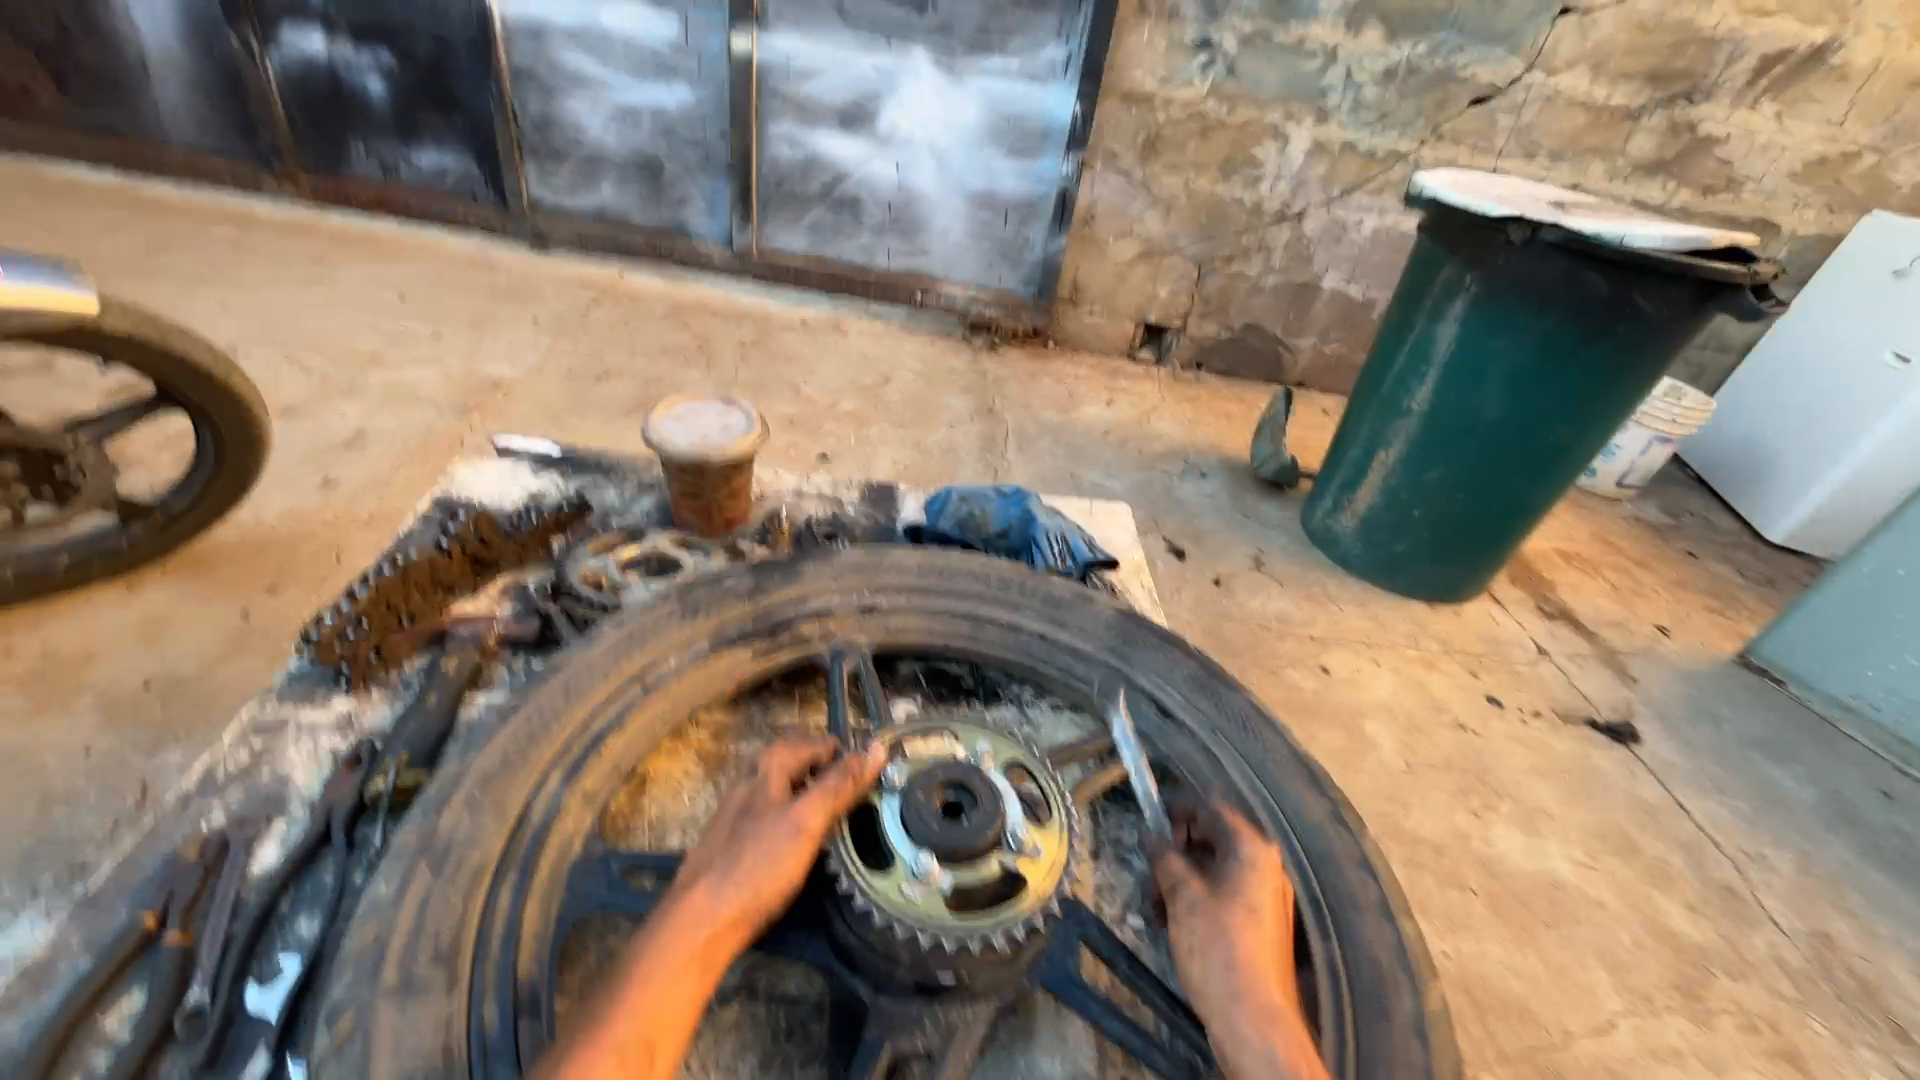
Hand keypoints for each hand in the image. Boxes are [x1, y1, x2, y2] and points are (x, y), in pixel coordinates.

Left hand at [666, 735, 887, 951]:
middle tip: (852, 784)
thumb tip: (876, 747)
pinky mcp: (729, 844)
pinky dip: (789, 817)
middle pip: (788, 762)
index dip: (841, 751)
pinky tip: (798, 840)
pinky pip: (767, 816)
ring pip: (776, 789)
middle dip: (820, 767)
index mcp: (766, 770)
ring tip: (832, 810)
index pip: (811, 744)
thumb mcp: (806, 821)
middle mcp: (747, 783)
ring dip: (804, 792)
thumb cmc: (758, 866)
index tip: (869, 768)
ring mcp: (734, 815)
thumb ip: (840, 785)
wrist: (699, 923)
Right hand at [1151, 800, 1326, 1079]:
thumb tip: (1149, 833)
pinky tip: (1172, 922)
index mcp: (1251, 849)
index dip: (1176, 809)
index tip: (1147, 822)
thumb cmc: (1216, 947)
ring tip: (1155, 906)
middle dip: (1175, 851)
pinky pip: (1223, 893)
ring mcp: (1265, 895)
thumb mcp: (1181, 895)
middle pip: (1212, 838)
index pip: (1210, 807)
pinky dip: (1196, 898)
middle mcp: (1265, 865)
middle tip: (1149, 872)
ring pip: (1214, 868)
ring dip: (1180, 878)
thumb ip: (1164, 856)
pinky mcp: (1260, 923)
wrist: (1253, 1020)